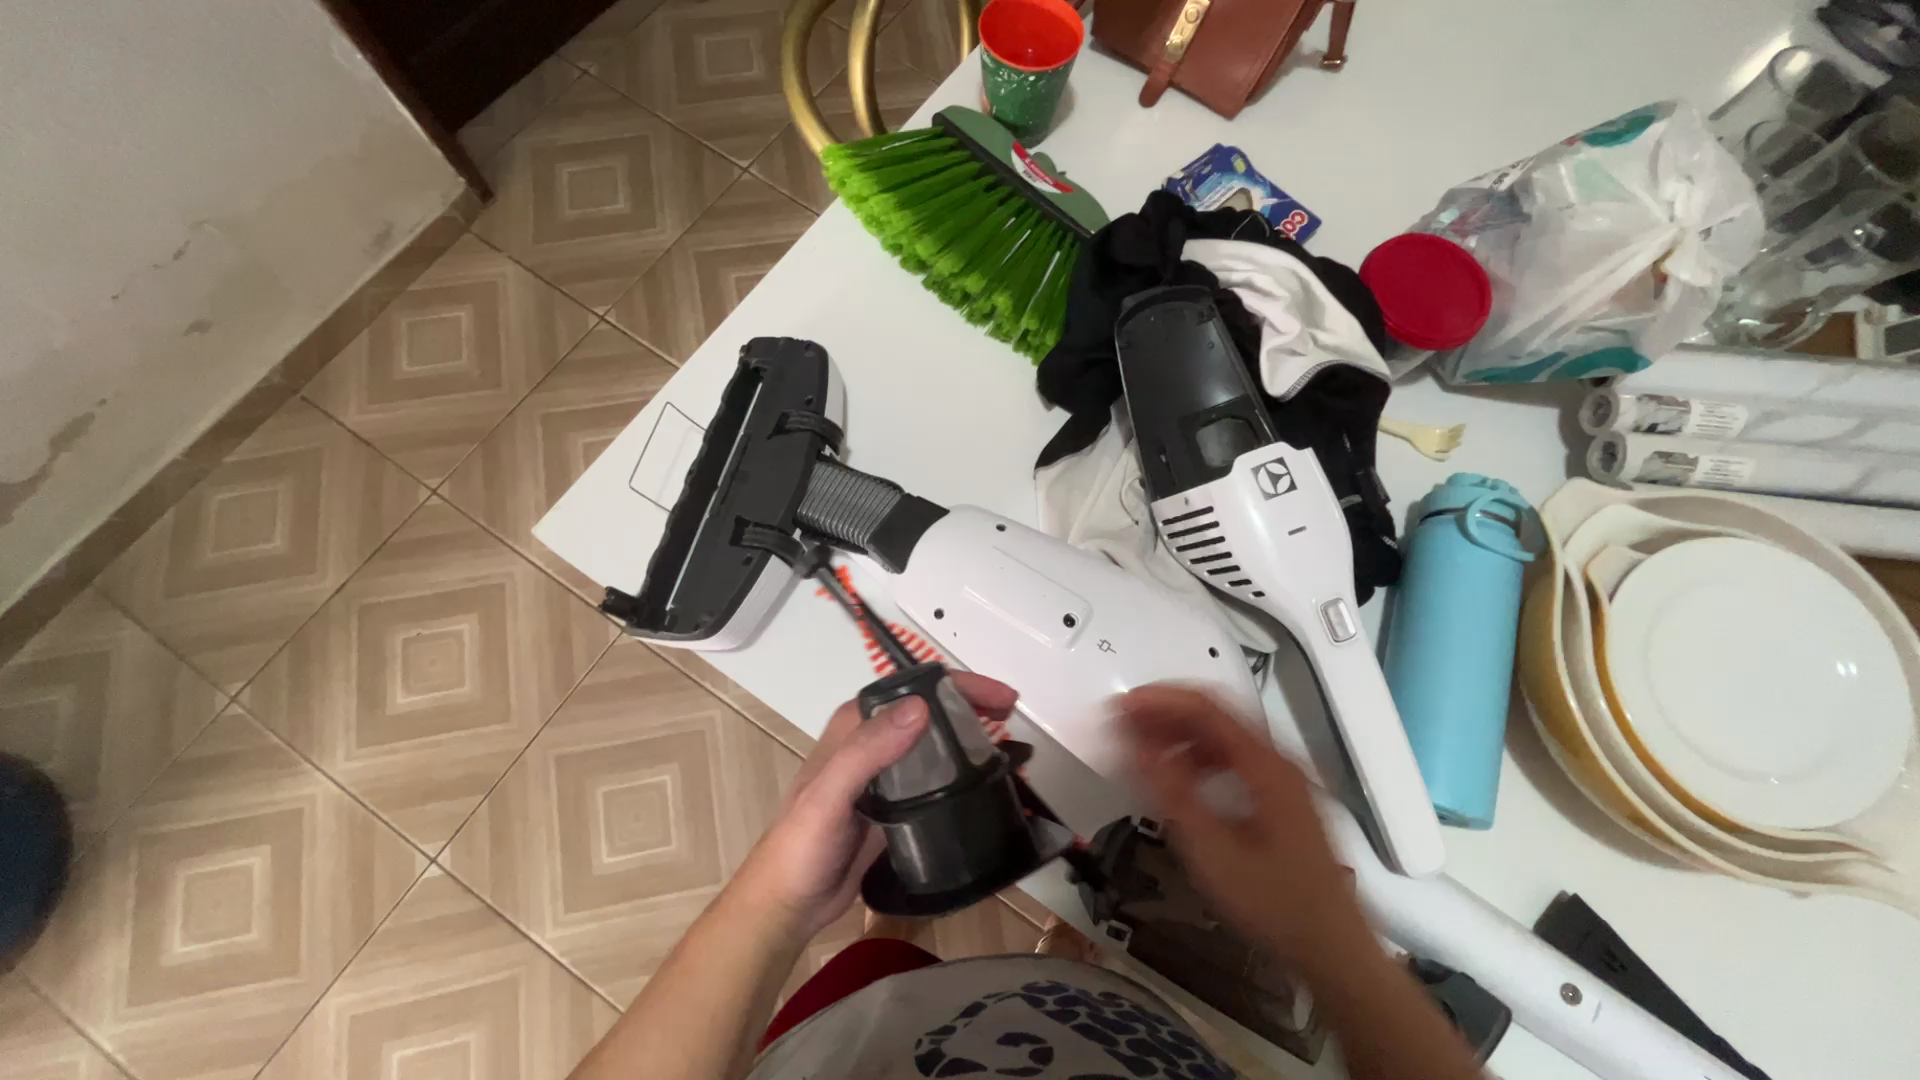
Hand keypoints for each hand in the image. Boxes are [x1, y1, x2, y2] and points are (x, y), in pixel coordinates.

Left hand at [732, 672, 1020, 942]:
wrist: (790, 903)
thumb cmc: (802, 844)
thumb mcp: (831, 793)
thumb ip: (868, 750)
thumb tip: (921, 707)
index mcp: (854, 727)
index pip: (912, 689)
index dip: (958, 685)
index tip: (1001, 697)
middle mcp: (871, 743)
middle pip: (928, 710)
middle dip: (971, 706)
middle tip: (1011, 716)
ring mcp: (885, 776)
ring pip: (934, 743)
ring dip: (969, 738)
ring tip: (1009, 748)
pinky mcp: (895, 806)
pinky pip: (934, 780)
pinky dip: (961, 775)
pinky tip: (983, 787)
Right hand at [1116, 685, 1371, 971]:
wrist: (1332, 950)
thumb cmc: (1273, 904)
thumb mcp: (1212, 851)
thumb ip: (1172, 793)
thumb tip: (1137, 747)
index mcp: (1266, 766)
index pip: (1207, 709)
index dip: (1160, 701)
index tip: (1121, 706)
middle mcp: (1277, 762)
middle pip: (1216, 717)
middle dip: (1165, 714)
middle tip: (1122, 723)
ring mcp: (1282, 780)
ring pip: (1223, 737)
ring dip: (1179, 735)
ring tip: (1140, 747)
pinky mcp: (1279, 800)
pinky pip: (1232, 760)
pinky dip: (1197, 757)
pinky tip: (1175, 776)